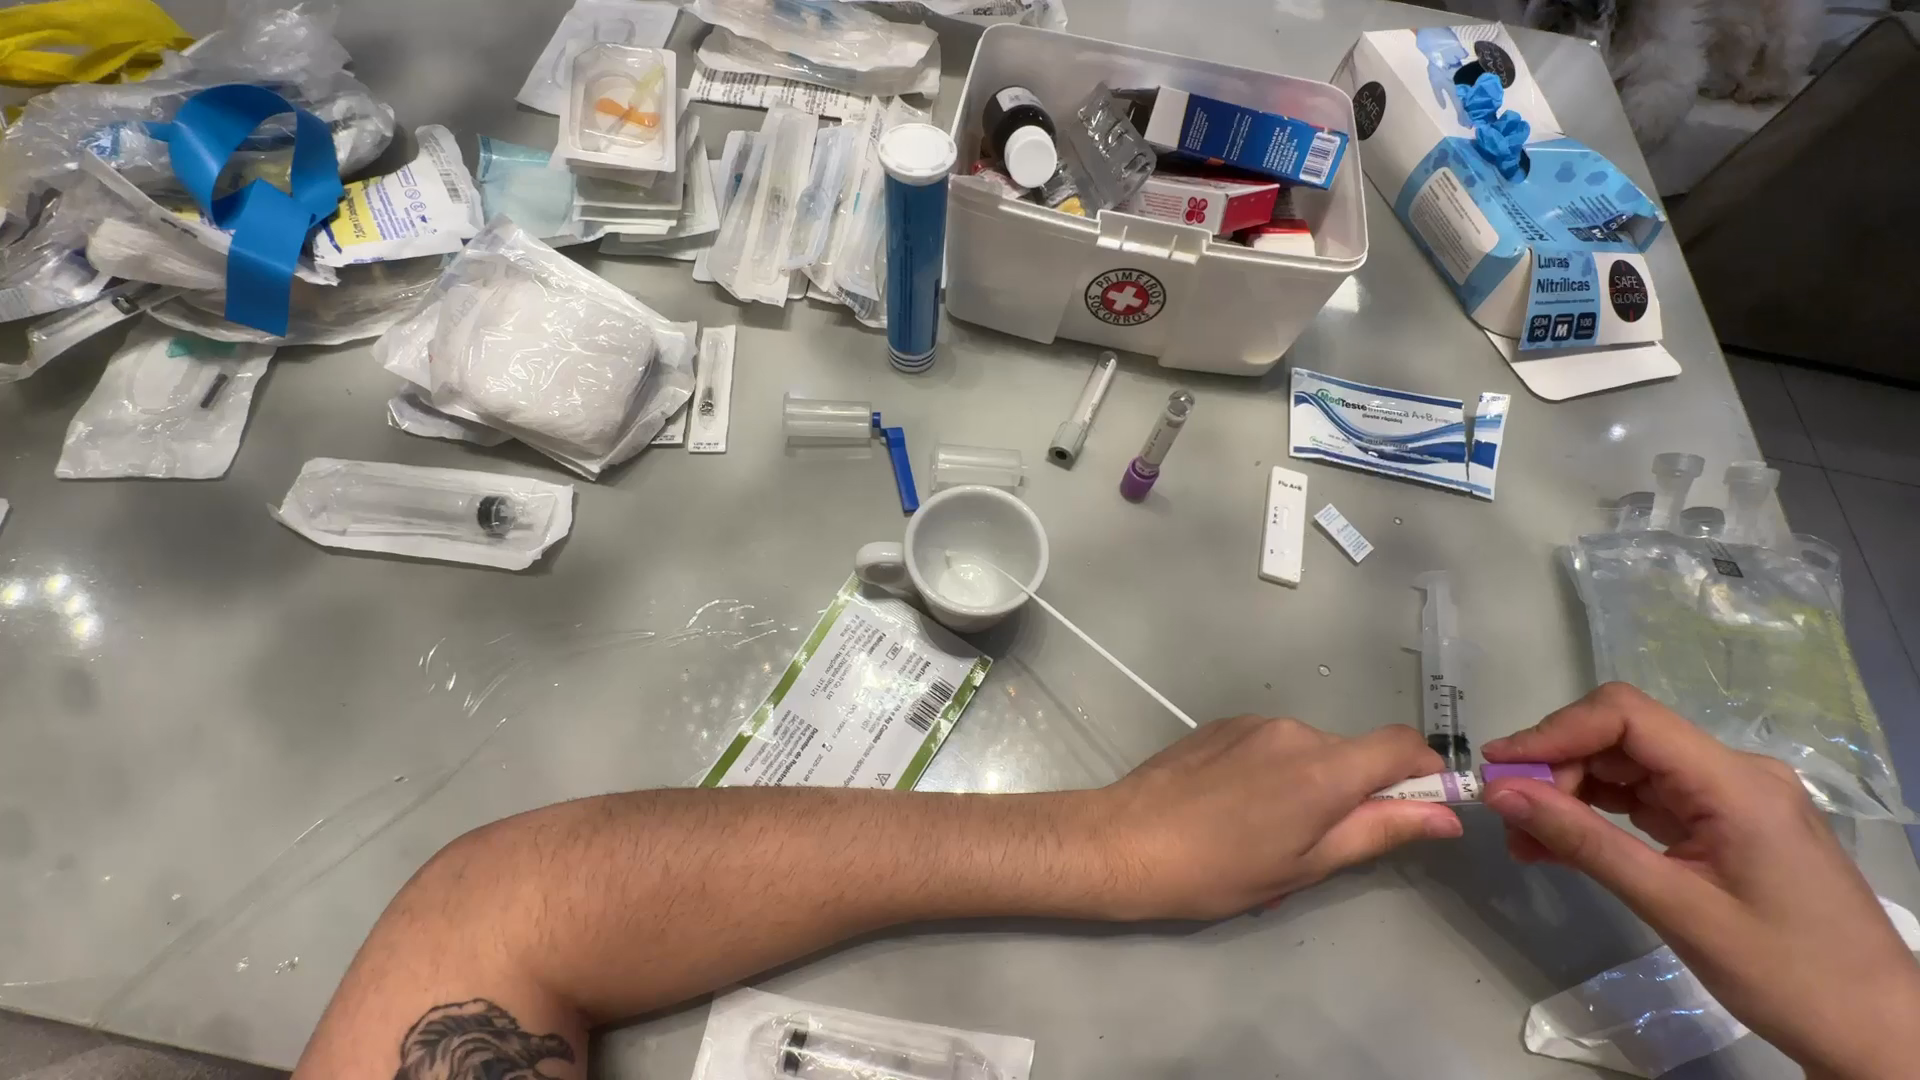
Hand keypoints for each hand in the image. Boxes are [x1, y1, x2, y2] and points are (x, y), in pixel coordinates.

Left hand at [1090, 716, 1460, 920]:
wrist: (1127, 839)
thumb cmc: (1219, 869)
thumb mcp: (1307, 865)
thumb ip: (1379, 831)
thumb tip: (1446, 812)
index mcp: (1322, 767)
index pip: (1401, 744)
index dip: (1422, 772)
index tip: (1417, 808)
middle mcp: (1290, 730)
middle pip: (1350, 751)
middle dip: (1353, 791)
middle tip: (1316, 842)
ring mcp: (1249, 722)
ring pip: (1307, 748)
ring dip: (1308, 782)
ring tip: (1265, 830)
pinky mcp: (1218, 725)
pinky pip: (1267, 743)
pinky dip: (1271, 769)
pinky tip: (1234, 805)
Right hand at [1482, 683, 1919, 1079]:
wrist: (1880, 1036)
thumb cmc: (1788, 974)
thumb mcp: (1673, 906)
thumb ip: (1581, 841)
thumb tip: (1496, 792)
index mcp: (1735, 784)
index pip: (1626, 716)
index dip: (1554, 731)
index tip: (1500, 768)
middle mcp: (1730, 773)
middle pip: (1614, 739)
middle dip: (1551, 770)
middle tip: (1508, 816)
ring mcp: (1723, 796)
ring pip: (1616, 767)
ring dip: (1561, 795)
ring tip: (1521, 839)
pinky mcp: (1713, 819)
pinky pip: (1632, 798)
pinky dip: (1587, 815)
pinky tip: (1552, 844)